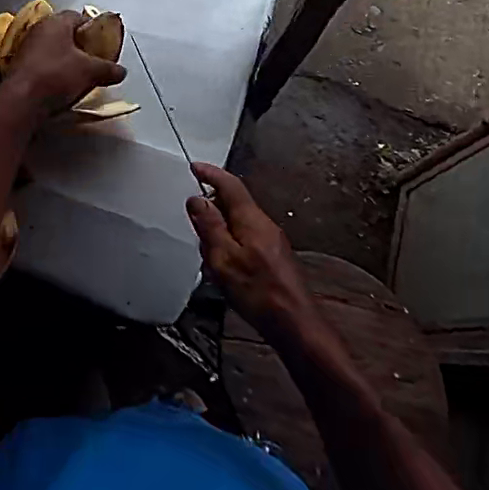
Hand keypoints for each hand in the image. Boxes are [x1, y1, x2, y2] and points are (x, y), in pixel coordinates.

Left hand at [0, 10, 125, 122]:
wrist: (22, 102)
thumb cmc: (57, 76)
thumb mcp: (91, 72)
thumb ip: (109, 69)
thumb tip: (121, 71)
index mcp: (56, 22)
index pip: (78, 16)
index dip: (92, 28)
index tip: (102, 41)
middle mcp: (38, 29)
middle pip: (64, 32)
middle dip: (79, 44)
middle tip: (92, 58)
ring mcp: (25, 47)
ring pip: (51, 47)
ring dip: (64, 57)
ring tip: (78, 73)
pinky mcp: (17, 66)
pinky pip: (41, 62)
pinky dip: (52, 69)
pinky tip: (60, 83)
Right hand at [185, 163, 318, 340]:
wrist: (294, 322)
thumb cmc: (259, 292)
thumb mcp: (223, 258)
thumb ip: (209, 226)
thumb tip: (196, 199)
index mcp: (251, 219)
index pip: (230, 185)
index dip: (211, 173)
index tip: (196, 167)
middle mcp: (264, 224)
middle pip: (235, 202)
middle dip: (212, 205)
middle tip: (194, 217)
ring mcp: (271, 240)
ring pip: (239, 222)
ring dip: (220, 229)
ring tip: (208, 253)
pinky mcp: (273, 257)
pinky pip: (246, 239)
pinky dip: (230, 243)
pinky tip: (224, 267)